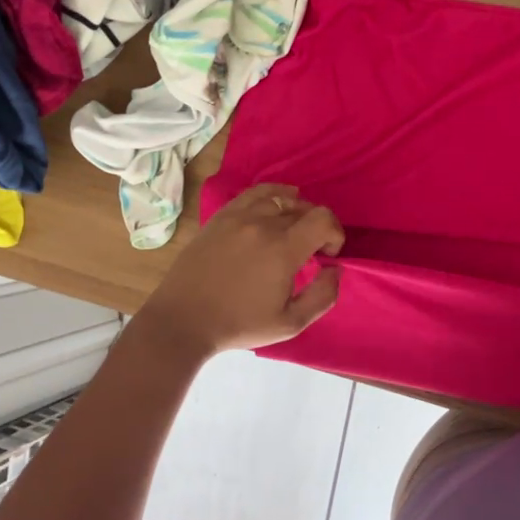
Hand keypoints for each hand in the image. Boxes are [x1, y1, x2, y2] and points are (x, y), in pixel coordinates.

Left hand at [133, 184, 343, 358]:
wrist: (184, 320)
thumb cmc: (239, 324)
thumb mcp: (290, 324)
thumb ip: (322, 296)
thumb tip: (335, 270)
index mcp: (282, 250)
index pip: (323, 219)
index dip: (335, 234)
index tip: (328, 256)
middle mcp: (262, 224)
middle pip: (303, 208)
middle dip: (318, 227)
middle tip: (313, 250)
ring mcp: (238, 217)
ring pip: (279, 198)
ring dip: (296, 211)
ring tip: (294, 230)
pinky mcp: (220, 217)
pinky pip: (253, 194)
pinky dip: (272, 195)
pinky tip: (275, 205)